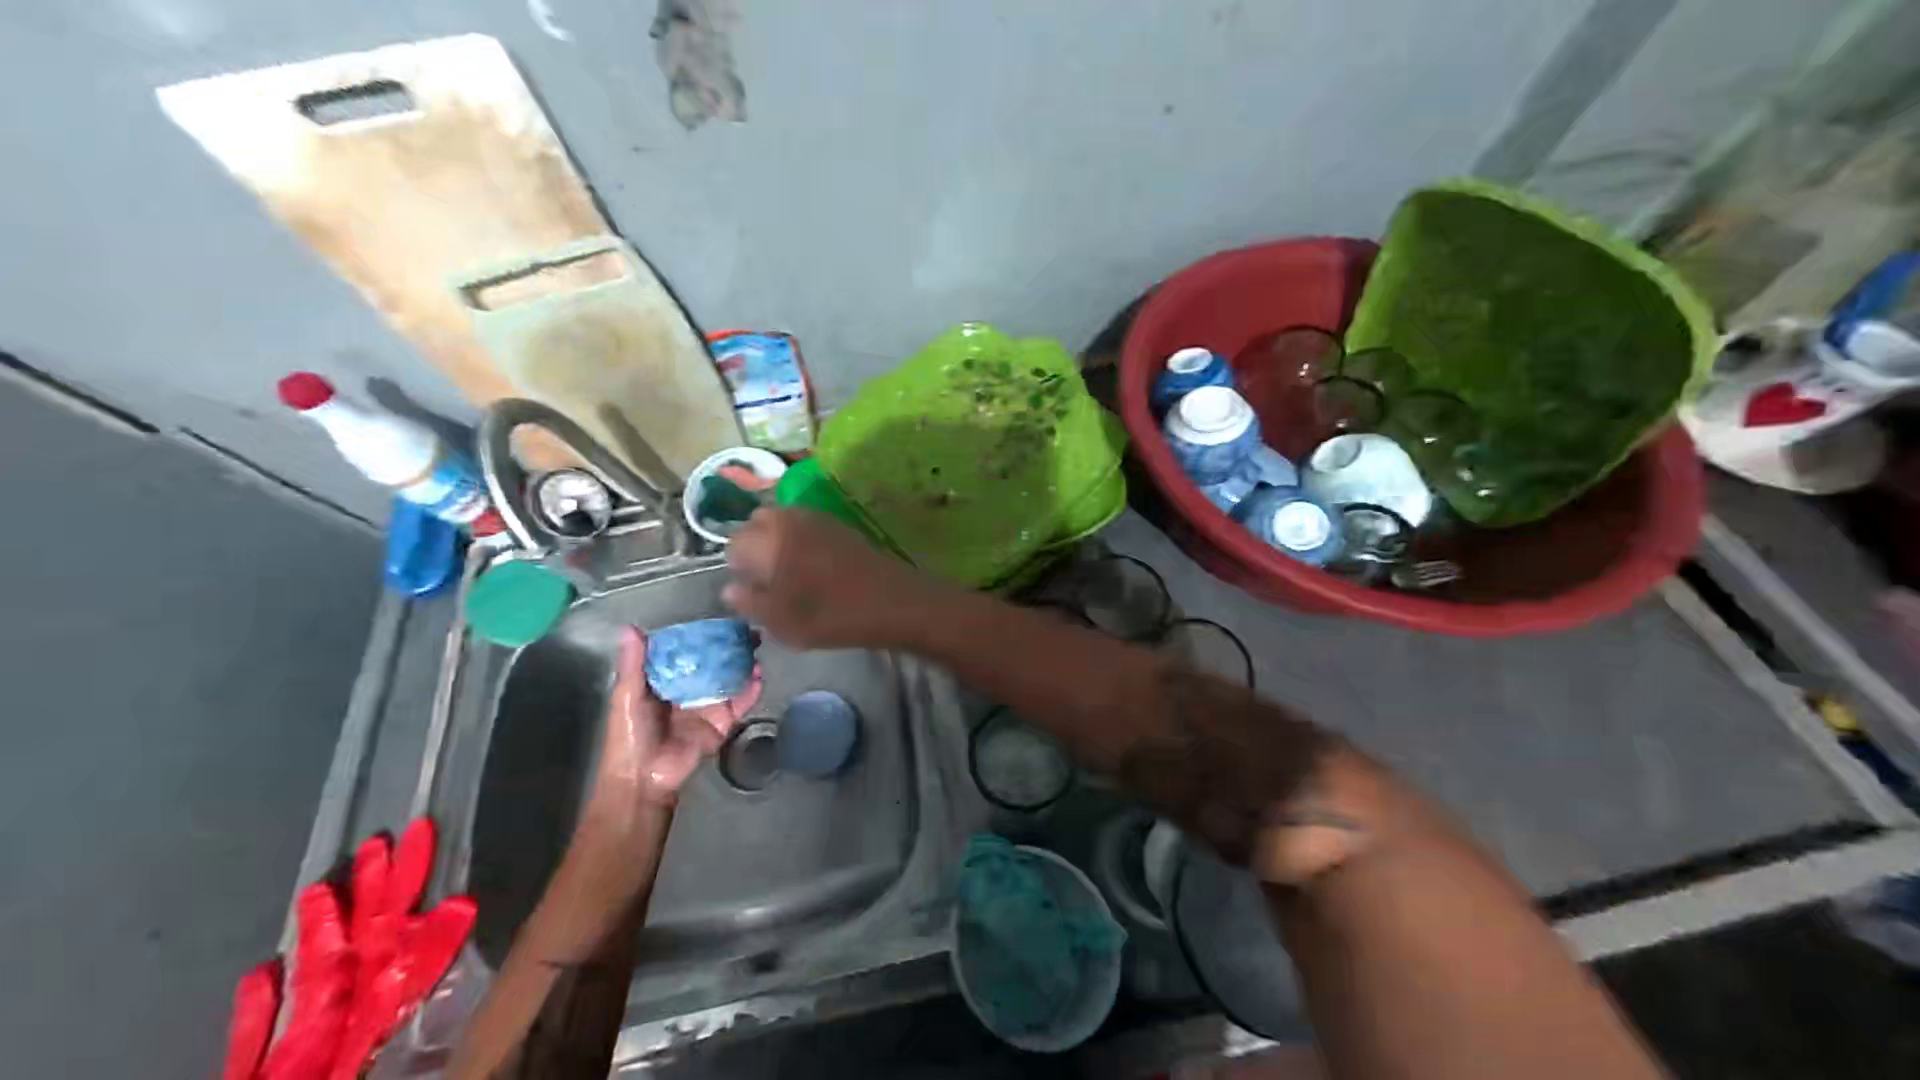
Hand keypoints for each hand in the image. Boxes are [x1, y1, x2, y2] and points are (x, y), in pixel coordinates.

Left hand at [584, 626, 760, 819]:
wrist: (644, 778)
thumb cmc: (630, 734)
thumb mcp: (626, 695)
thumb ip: (633, 663)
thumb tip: (629, 626)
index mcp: (665, 682)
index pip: (687, 653)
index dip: (702, 637)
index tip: (718, 621)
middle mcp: (689, 691)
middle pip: (714, 665)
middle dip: (730, 649)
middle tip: (748, 631)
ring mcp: (708, 707)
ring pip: (730, 681)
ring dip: (744, 666)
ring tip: (756, 649)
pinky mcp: (722, 723)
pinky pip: (740, 704)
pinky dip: (752, 690)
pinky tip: (759, 676)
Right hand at [722, 507, 943, 648]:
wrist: (893, 601)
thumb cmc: (832, 615)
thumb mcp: (783, 623)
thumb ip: (751, 603)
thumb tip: (729, 588)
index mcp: (768, 540)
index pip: (734, 544)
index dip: (738, 567)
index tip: (752, 589)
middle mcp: (789, 519)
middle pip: (756, 524)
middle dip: (754, 546)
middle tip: (767, 579)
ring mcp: (816, 517)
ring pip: (781, 520)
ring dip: (777, 540)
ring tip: (790, 573)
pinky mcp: (839, 524)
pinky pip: (805, 524)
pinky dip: (800, 538)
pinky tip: (814, 566)